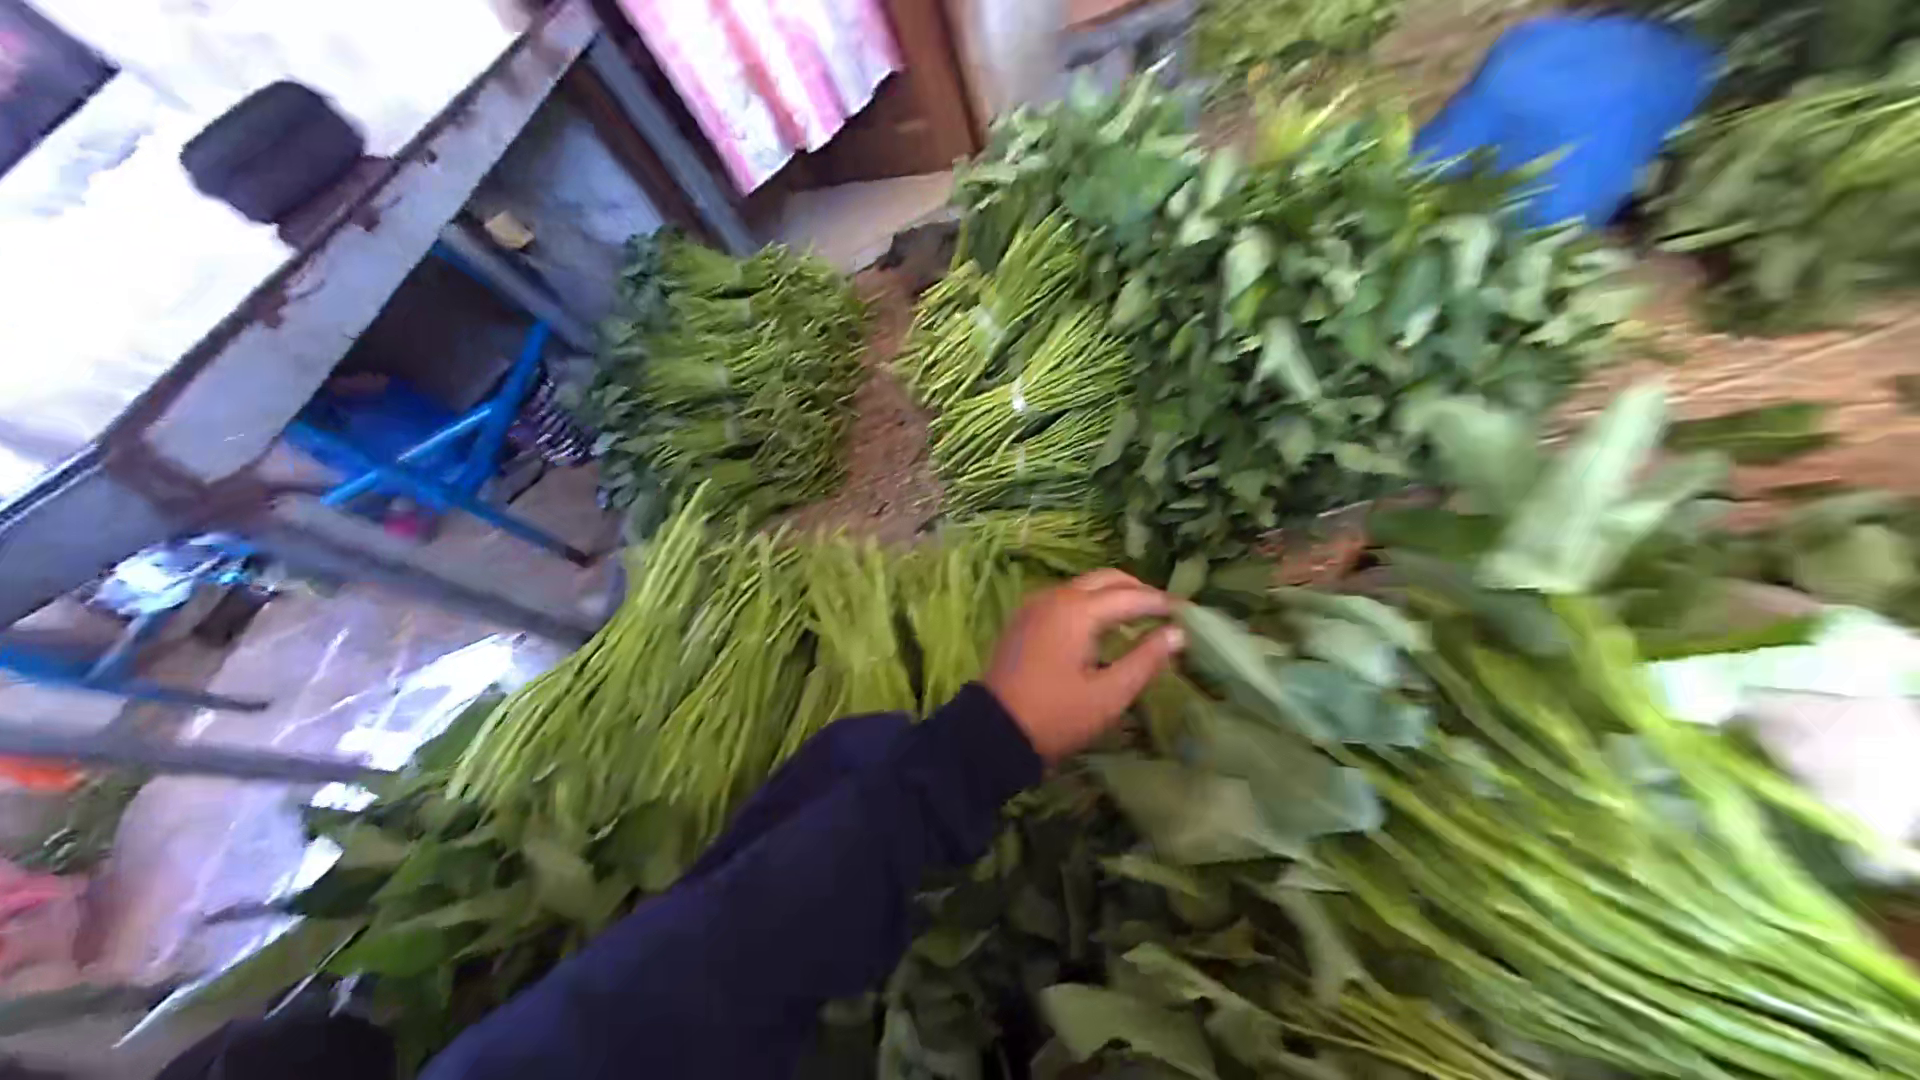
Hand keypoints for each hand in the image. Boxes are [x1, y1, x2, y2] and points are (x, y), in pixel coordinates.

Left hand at [982, 570, 1185, 762]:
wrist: (992, 730)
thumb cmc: (1056, 716)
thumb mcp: (1108, 695)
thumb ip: (1145, 660)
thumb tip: (1177, 633)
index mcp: (1076, 610)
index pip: (1130, 596)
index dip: (1163, 603)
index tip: (1190, 613)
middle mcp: (1054, 596)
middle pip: (1106, 579)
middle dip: (1139, 590)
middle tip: (1166, 612)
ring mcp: (1035, 604)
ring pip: (1084, 585)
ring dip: (1114, 594)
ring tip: (1141, 618)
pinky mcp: (1025, 617)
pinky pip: (1066, 597)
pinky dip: (1091, 602)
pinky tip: (1105, 626)